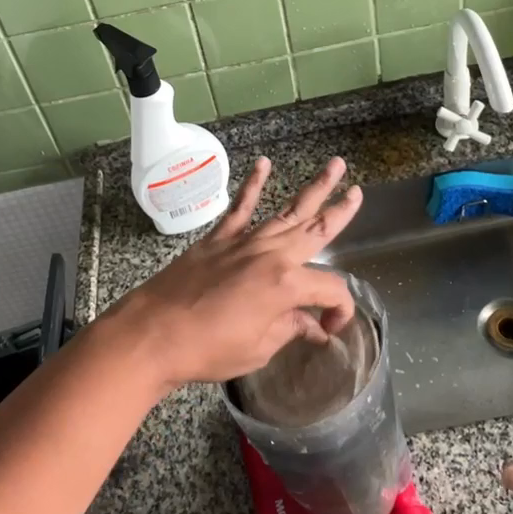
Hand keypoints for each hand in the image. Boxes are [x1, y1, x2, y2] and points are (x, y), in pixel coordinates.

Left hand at [99, 156, 362, 389]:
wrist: (154, 333)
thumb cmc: (208, 349)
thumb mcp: (258, 349)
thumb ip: (289, 329)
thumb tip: (312, 327)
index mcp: (286, 286)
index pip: (330, 290)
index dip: (339, 312)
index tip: (327, 331)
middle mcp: (271, 255)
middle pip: (316, 228)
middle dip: (341, 211)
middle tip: (358, 192)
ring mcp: (244, 242)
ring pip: (287, 211)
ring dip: (313, 189)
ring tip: (335, 166)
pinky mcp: (219, 238)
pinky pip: (241, 206)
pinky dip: (252, 184)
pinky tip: (263, 164)